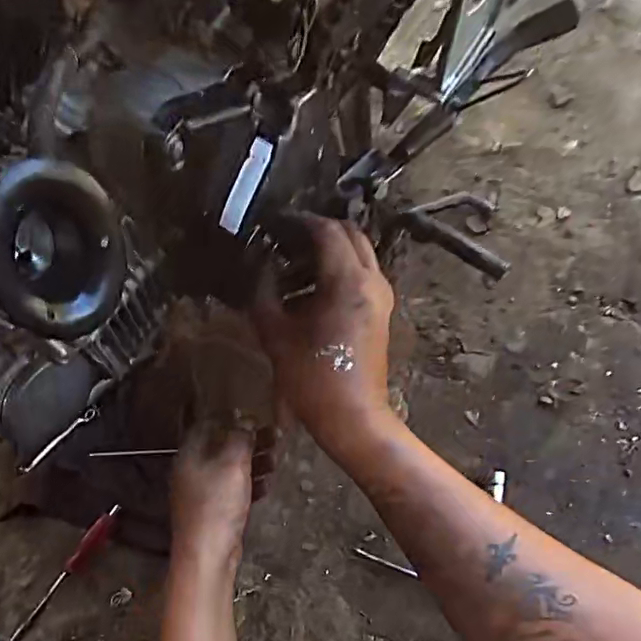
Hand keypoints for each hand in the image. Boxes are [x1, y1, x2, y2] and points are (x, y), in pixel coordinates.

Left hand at [170, 423, 262, 570]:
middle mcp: (192, 471)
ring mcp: (203, 492)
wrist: (207, 553)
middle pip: (222, 447)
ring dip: (254, 461)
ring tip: (277, 459)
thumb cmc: (217, 504)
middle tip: (275, 436)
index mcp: (190, 454)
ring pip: (230, 468)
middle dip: (249, 440)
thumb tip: (245, 421)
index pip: (207, 424)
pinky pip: (234, 489)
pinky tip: (268, 484)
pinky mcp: (215, 511)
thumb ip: (240, 438)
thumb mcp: (232, 463)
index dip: (231, 417)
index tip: (255, 415)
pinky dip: (251, 483)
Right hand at [250, 216, 396, 435]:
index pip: (326, 230)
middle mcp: (372, 281)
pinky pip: (361, 276)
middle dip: (316, 232)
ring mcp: (381, 297)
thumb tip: (259, 269)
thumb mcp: (276, 337)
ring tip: (292, 268)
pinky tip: (309, 292)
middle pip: (348, 234)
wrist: (353, 418)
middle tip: (284, 242)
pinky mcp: (380, 313)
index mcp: (348, 281)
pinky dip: (338, 272)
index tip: (273, 225)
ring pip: (357, 254)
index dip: (297, 222)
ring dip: (328, 252)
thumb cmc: (313, 382)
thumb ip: (263, 295)